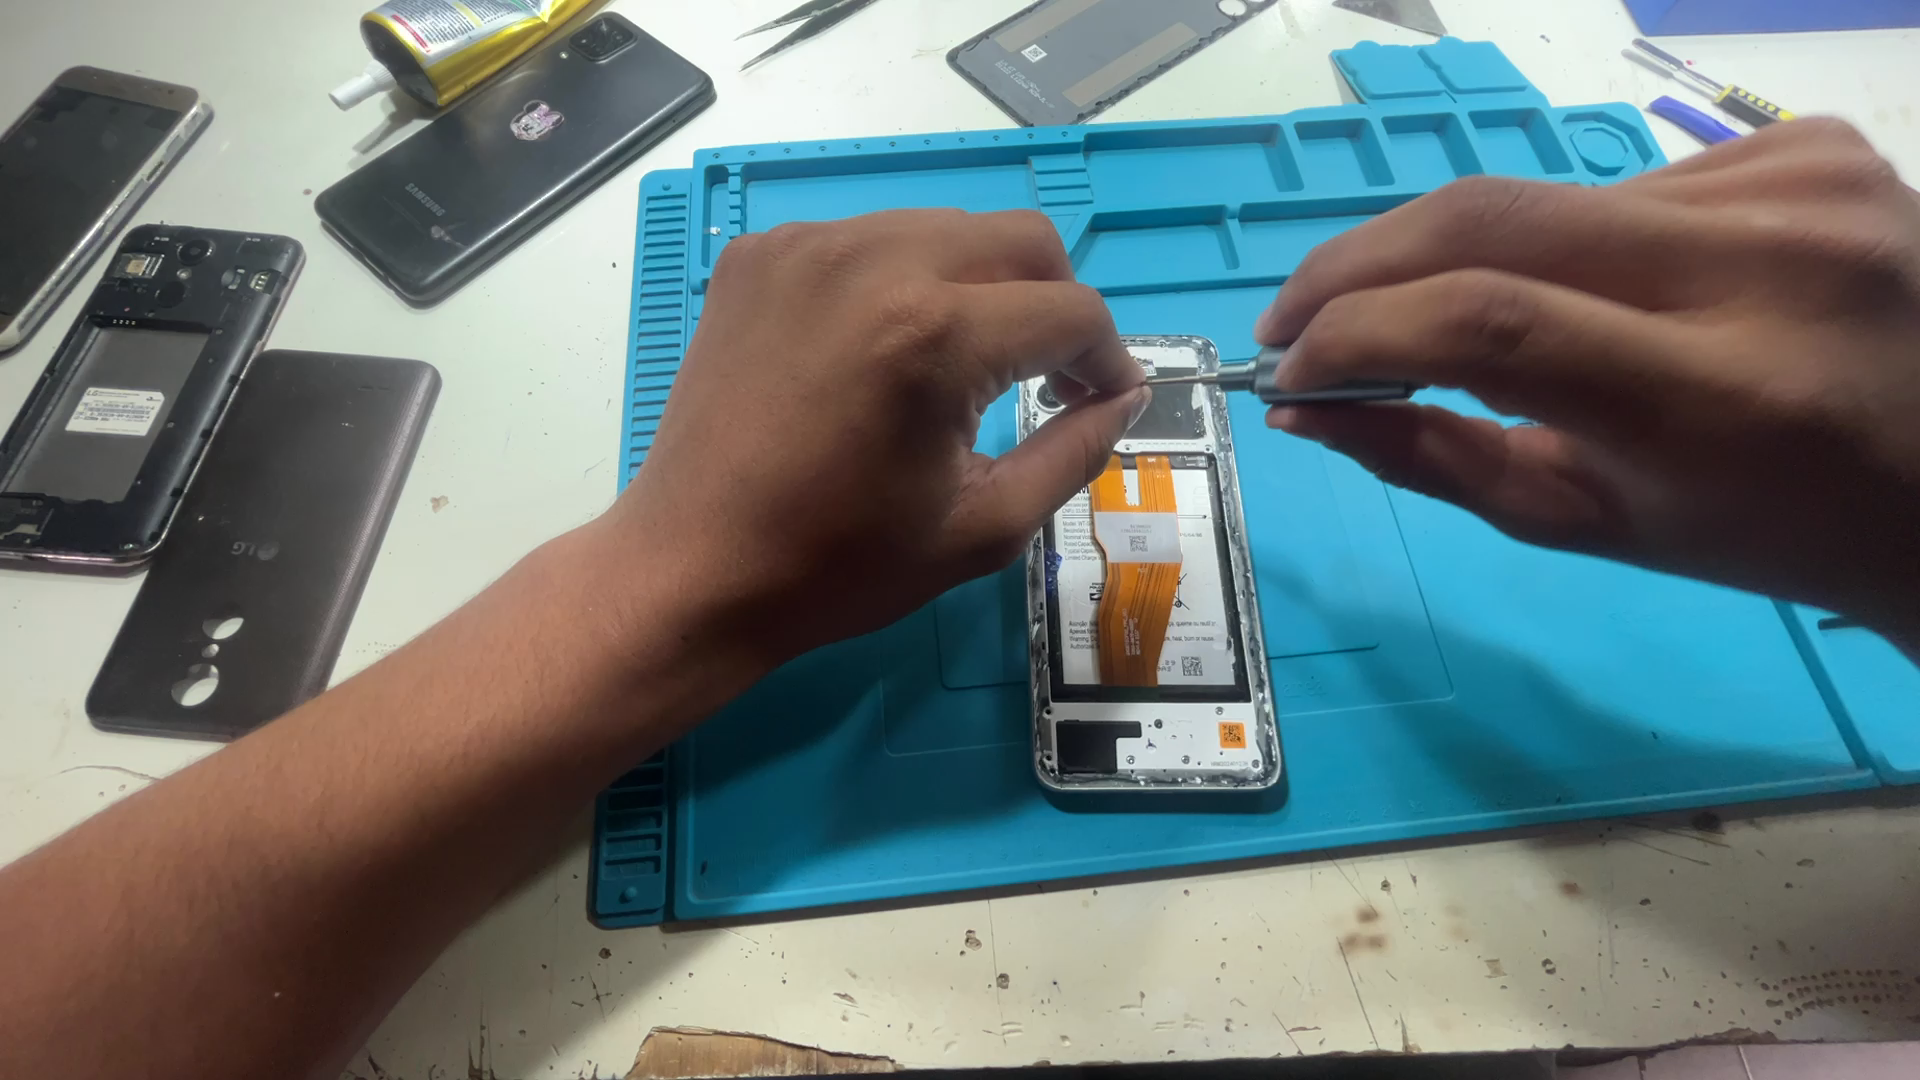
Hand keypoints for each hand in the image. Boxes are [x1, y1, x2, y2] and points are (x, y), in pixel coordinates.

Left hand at [599, 209, 1147, 665]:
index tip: (1103, 400)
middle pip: (1021, 240)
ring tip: (965, 368)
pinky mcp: (761, 256)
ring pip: (946, 231)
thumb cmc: (842, 567)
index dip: (1107, 358)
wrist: (695, 569)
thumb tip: (1124, 398)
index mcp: (935, 334)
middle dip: (1055, 306)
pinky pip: (870, 242)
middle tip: (1047, 378)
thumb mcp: (985, 527)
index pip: (1071, 310)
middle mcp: (874, 258)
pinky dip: (905, 285)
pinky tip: (886, 352)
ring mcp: (807, 246)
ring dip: (983, 290)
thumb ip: (1075, 452)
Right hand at [1254, 119, 1919, 645]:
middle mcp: (1760, 264)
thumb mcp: (1563, 518)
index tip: (1285, 368)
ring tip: (1401, 320)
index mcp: (1708, 399)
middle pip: (1483, 221)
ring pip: (1521, 203)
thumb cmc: (1743, 527)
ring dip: (1424, 264)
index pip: (1481, 323)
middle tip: (1289, 320)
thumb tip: (1300, 410)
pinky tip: (1543, 291)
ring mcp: (1790, 184)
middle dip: (1348, 267)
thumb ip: (1419, 456)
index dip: (1352, 333)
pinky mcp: (1795, 147)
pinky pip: (1586, 195)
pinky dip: (1518, 248)